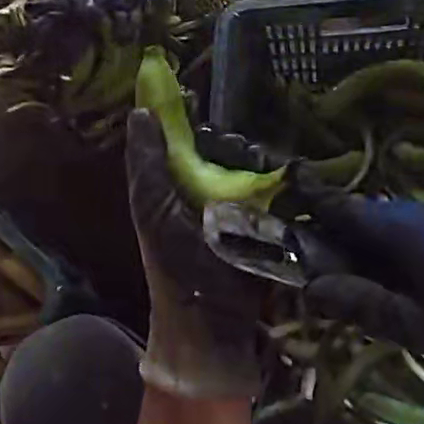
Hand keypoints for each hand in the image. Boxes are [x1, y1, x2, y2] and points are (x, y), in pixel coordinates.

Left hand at [126, 110, 262, 398]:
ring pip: (254, 166)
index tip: (203, 109)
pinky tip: (283, 180)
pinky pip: (278, 189)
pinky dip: (280, 181)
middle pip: (227, 149)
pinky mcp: (268, 221)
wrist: (208, 314)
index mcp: (177, 180)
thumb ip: (145, 159)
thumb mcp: (150, 204)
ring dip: (257, 161)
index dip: (196, 122)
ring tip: (258, 167)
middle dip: (232, 144)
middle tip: (237, 151)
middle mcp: (209, 187)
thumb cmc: (171, 257)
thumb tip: (140, 109)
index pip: (190, 138)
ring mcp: (240, 204)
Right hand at [304, 195, 423, 423]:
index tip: (280, 192)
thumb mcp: (409, 322)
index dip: (305, 195)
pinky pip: (395, 229)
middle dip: (326, 231)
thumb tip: (309, 290)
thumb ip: (358, 302)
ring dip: (353, 241)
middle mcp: (406, 211)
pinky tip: (380, 277)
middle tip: (307, 263)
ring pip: (374, 221)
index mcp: (393, 227)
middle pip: (352, 213)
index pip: (336, 202)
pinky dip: (376, 246)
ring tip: (341, 276)